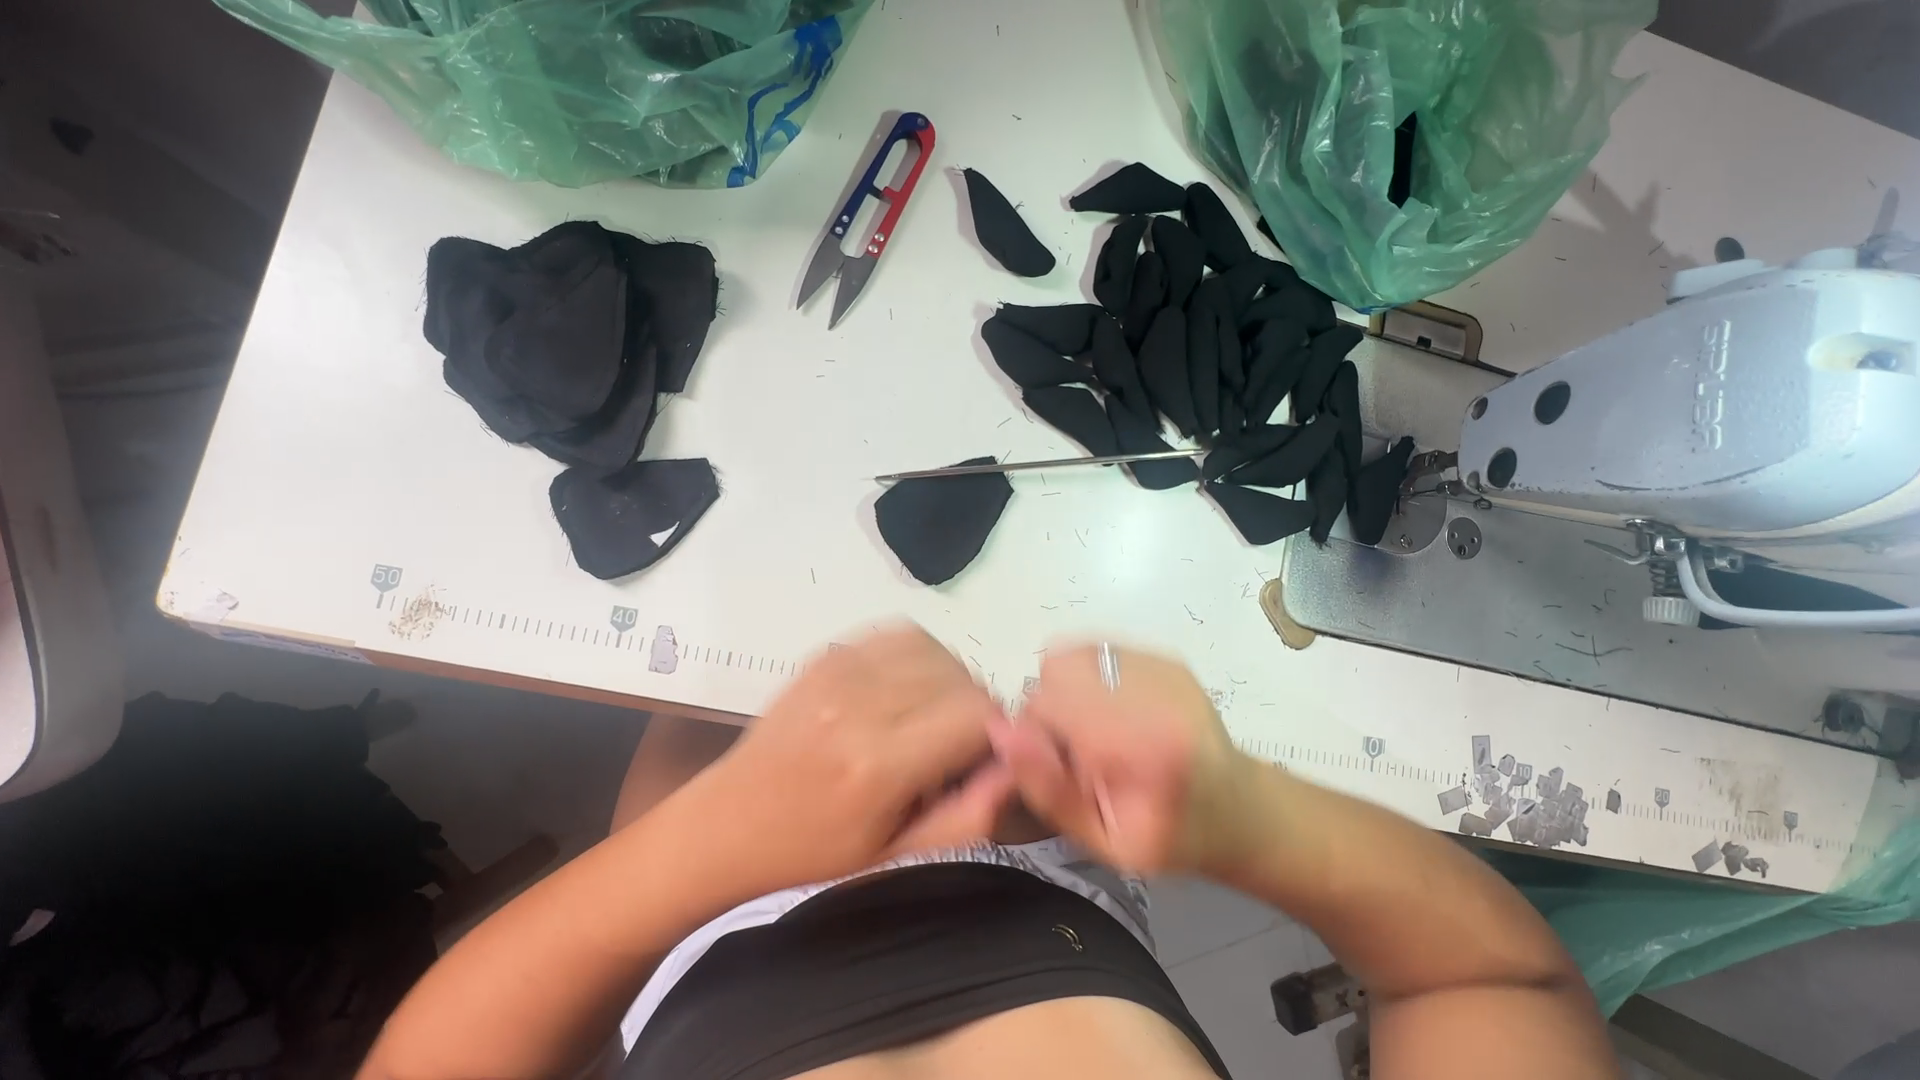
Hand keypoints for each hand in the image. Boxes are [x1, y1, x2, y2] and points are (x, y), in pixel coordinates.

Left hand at [673, 625, 1014, 891]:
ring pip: (936, 650)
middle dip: (975, 712)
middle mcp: (858, 704)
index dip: (995, 737)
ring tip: (931, 720)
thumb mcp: (896, 858)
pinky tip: (906, 692)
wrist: (728, 825)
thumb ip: (967, 816)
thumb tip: (1015, 764)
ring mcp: (837, 670)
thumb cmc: (814, 857)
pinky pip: (900, 634)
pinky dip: (919, 659)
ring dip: (950, 682)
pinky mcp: (826, 655)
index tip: (981, 763)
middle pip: (961, 677)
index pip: (976, 713)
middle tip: (956, 749)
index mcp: (876, 765)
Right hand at [990, 643, 1260, 874]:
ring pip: (1073, 653)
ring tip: (1094, 731)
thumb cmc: (1166, 835)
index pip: (1045, 701)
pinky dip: (1091, 678)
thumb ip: (1049, 788)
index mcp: (1137, 742)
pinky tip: (1114, 715)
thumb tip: (1003, 732)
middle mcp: (1153, 689)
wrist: (1238, 810)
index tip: (1056, 764)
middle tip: (1075, 748)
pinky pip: (1098, 651)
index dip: (1035, 732)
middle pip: (1057, 665)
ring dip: (1068, 688)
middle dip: (1049, 705)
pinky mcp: (1165, 657)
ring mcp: (1162, 665)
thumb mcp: (1103, 840)